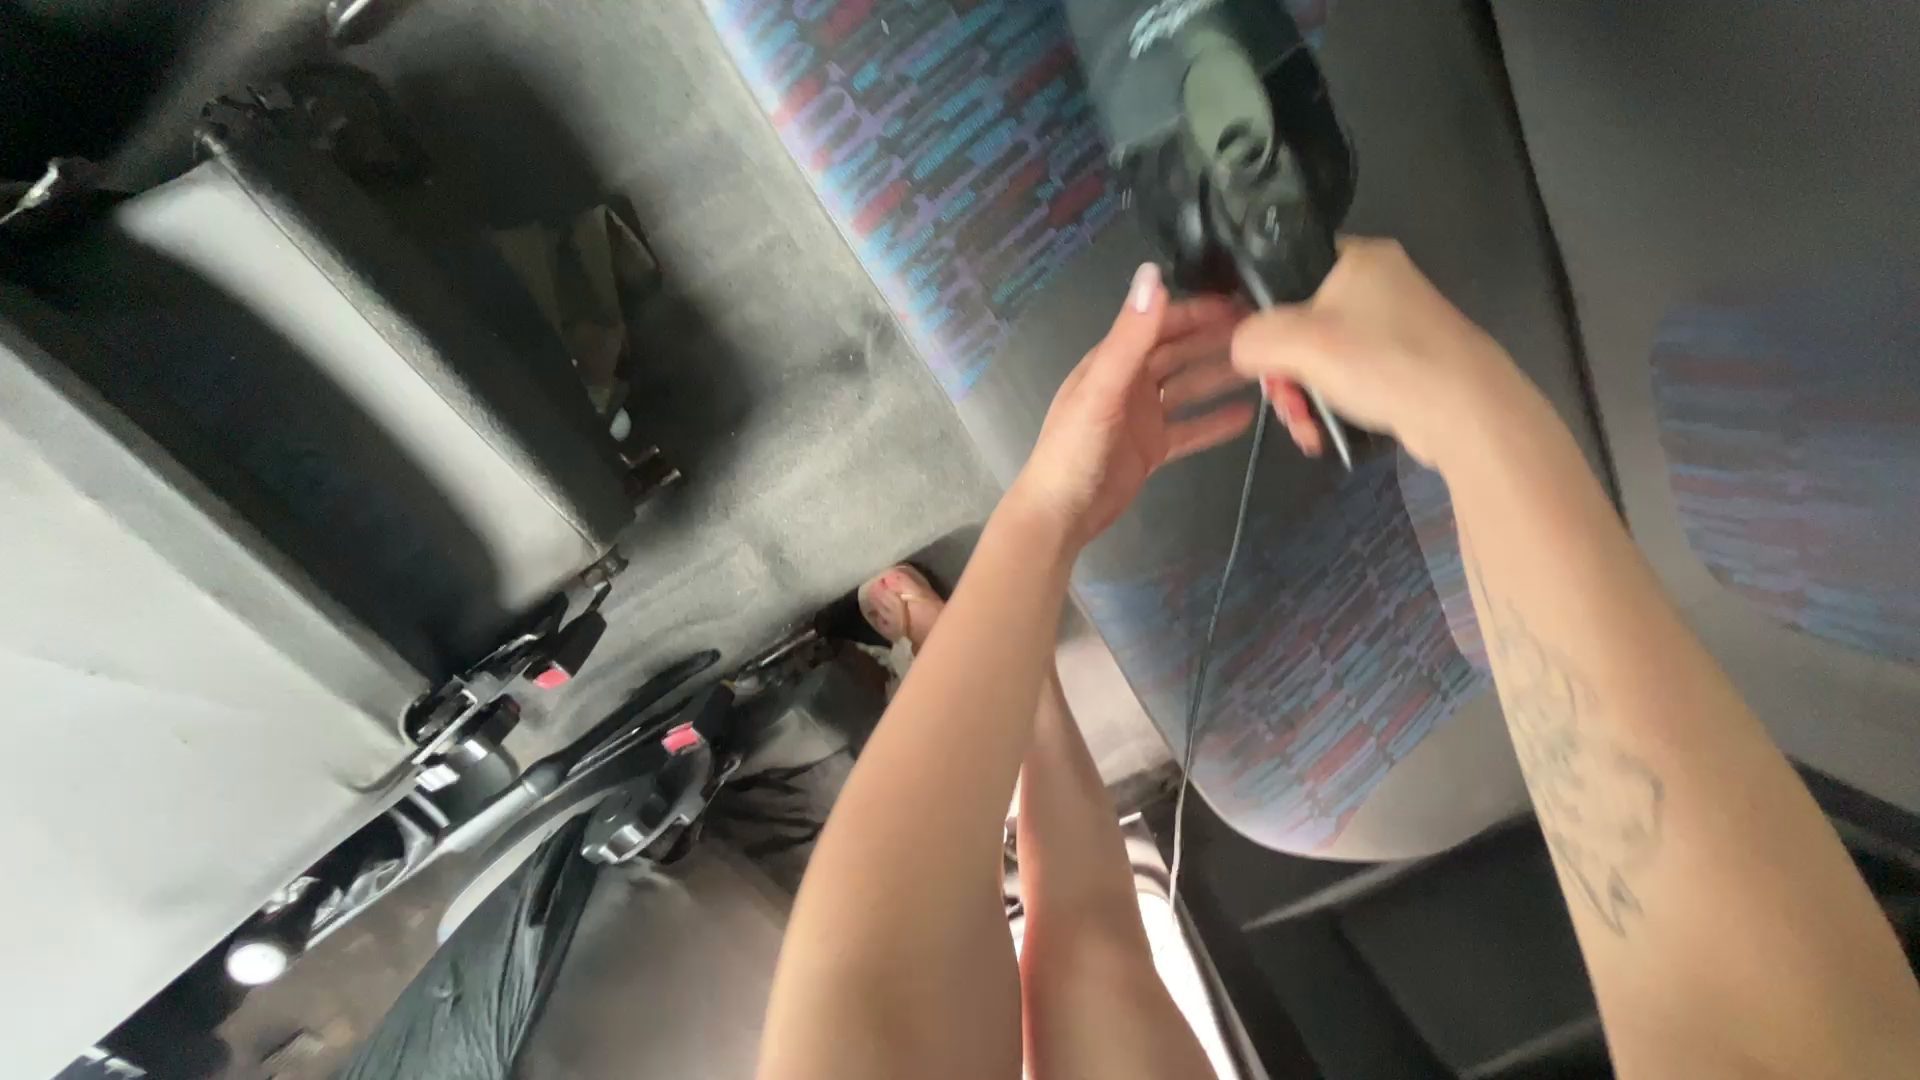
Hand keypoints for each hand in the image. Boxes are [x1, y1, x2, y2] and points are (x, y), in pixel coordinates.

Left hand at [1011, 263, 1257, 546]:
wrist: (1060, 515)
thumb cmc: (1073, 451)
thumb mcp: (1102, 390)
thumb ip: (1129, 336)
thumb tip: (1152, 274)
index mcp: (1109, 363)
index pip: (1158, 325)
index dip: (1196, 313)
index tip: (1239, 305)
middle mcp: (1126, 384)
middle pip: (1177, 354)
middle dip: (1215, 342)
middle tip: (1263, 335)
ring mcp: (1139, 418)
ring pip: (1186, 390)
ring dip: (1219, 378)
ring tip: (1264, 370)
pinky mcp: (1150, 449)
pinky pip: (1188, 430)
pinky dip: (1213, 422)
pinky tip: (1246, 416)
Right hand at [1230, 237, 1520, 467]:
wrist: (1463, 412)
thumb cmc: (1379, 361)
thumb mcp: (1297, 343)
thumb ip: (1252, 338)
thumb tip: (1241, 349)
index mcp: (1359, 259)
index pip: (1289, 270)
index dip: (1263, 311)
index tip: (1257, 350)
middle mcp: (1378, 285)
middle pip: (1298, 325)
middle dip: (1283, 372)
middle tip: (1286, 399)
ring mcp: (1391, 326)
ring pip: (1317, 359)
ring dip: (1300, 397)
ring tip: (1305, 424)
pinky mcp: (1400, 364)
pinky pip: (1343, 379)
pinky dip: (1326, 406)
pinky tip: (1321, 433)